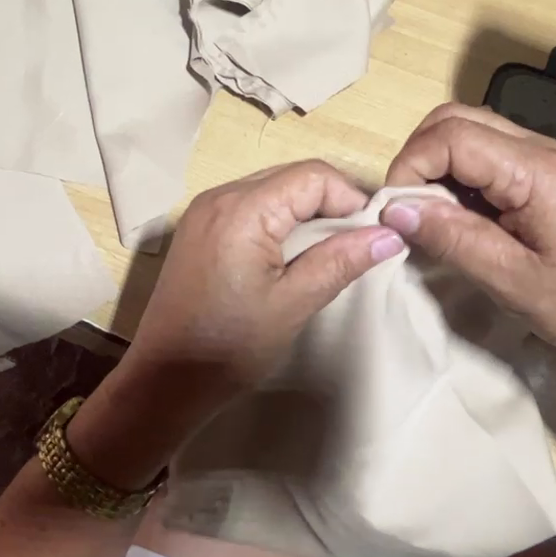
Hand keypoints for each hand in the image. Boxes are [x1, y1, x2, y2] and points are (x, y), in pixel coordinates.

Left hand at [68, 161, 403, 486]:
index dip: (351, 200)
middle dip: (331, 203)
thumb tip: (390, 235)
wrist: (165, 381)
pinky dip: (279, 220)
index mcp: (242, 210)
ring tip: (329, 251)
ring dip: (306, 212)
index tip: (373, 236)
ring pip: (272, 188)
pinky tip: (292, 254)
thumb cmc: (230, 347)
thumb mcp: (292, 304)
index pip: (314, 176)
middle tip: (357, 245)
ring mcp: (204, 211)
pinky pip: (250, 206)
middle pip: (292, 176)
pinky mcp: (199, 229)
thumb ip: (340, 261)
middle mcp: (219, 196)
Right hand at [379, 104, 555, 378]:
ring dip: (438, 166)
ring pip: (471, 132)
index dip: (410, 166)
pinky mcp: (548, 175)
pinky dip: (460, 177)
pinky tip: (459, 217)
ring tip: (431, 217)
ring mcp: (548, 159)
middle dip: (419, 158)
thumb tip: (396, 211)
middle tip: (408, 210)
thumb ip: (452, 238)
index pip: (451, 135)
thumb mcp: (510, 280)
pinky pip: (489, 156)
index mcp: (538, 171)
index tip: (396, 213)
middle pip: (458, 119)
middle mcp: (544, 150)